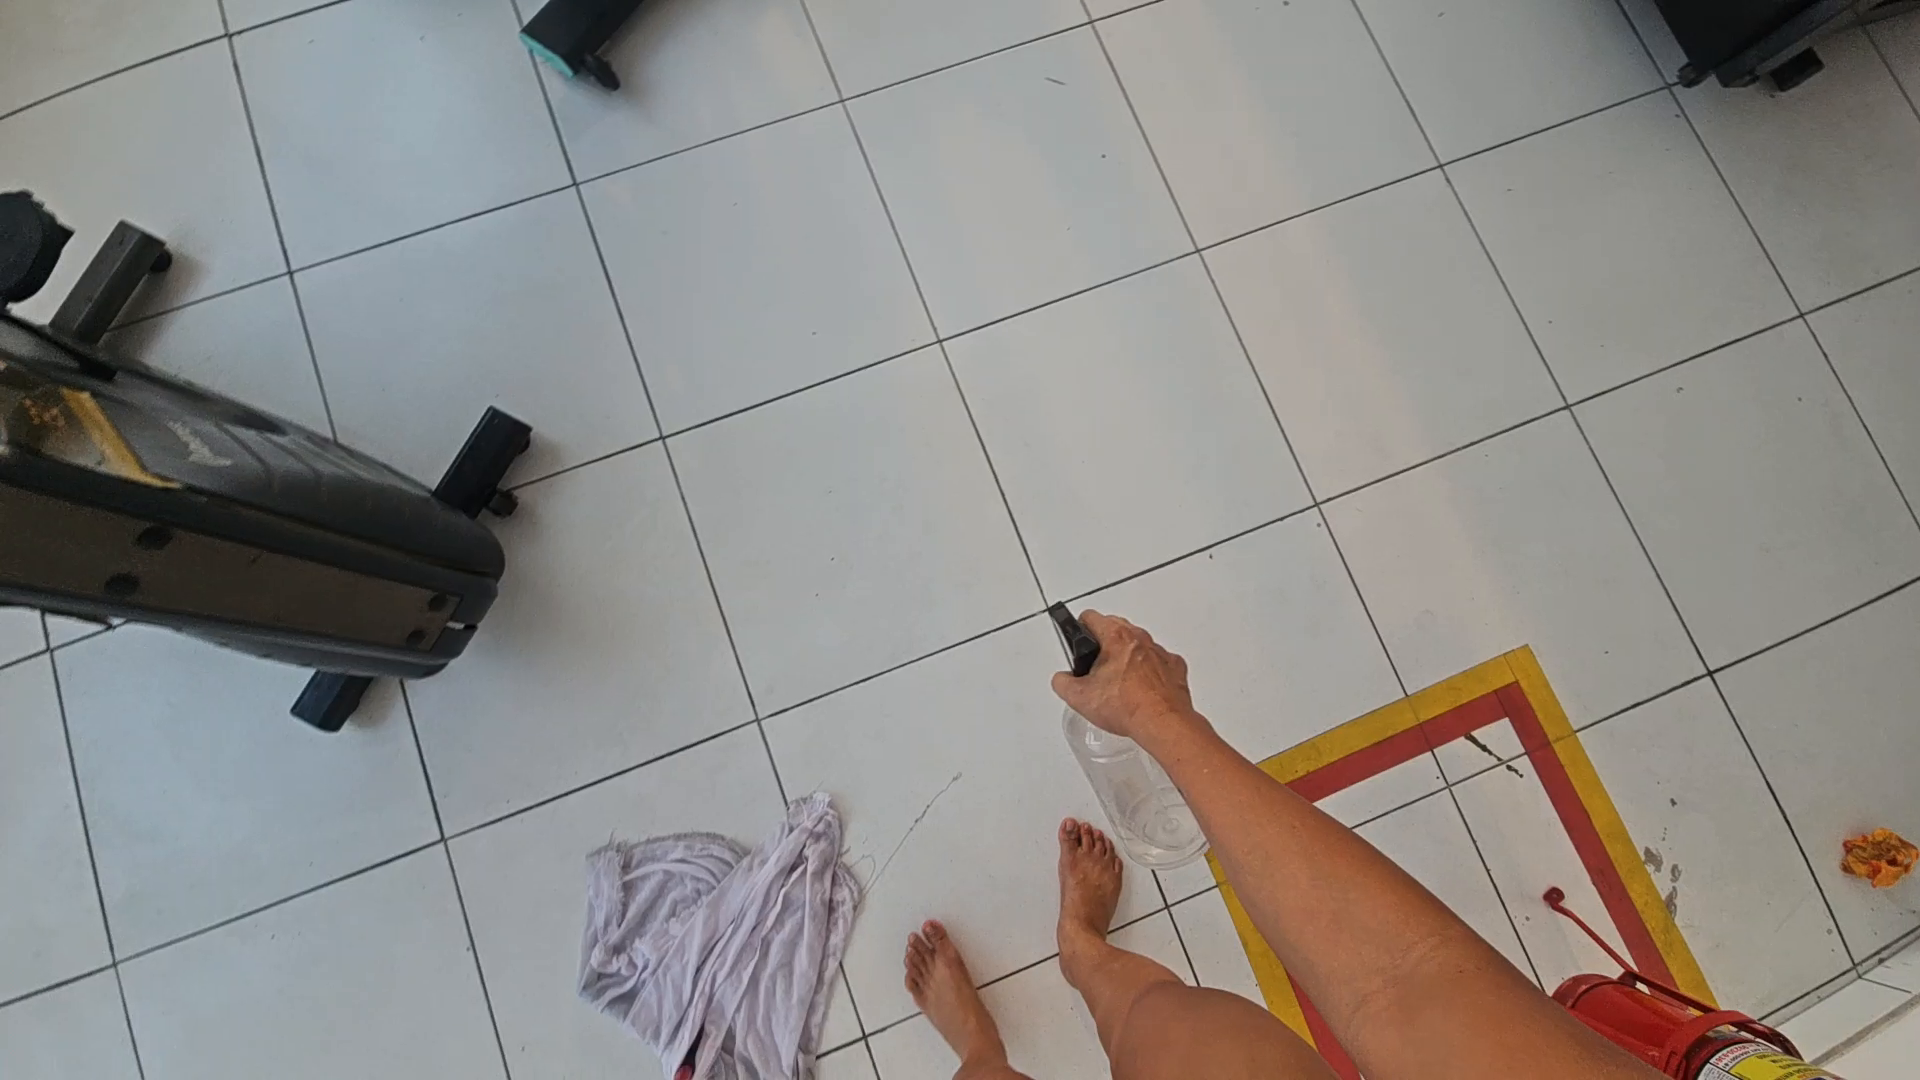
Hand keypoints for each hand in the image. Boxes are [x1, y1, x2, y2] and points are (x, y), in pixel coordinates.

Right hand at [1050, 610, 1199, 740]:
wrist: (1162, 724)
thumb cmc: (1128, 706)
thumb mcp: (1079, 697)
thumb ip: (1062, 682)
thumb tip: (1062, 679)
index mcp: (1115, 637)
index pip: (1090, 617)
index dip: (1078, 628)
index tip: (1077, 640)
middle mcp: (1139, 638)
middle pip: (1115, 627)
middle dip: (1103, 644)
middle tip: (1096, 667)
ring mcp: (1159, 652)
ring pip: (1138, 645)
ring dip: (1128, 657)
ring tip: (1119, 683)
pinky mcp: (1174, 667)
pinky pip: (1158, 662)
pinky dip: (1150, 672)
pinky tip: (1142, 690)